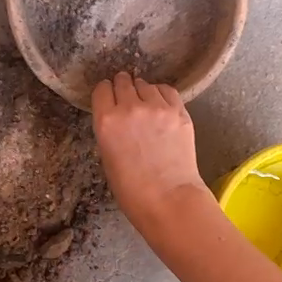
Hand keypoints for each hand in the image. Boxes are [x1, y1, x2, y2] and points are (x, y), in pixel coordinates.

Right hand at [91, 73, 211, 232]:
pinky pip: (167, 91)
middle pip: (123, 81)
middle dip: (123, 87)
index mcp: (106, 121)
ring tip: (146, 107)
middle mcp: (129, 108)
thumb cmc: (132, 189)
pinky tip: (161, 107)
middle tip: (127, 99)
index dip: (105, 93)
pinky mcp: (179, 111)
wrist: (168, 199)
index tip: (109, 97)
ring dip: (143, 92)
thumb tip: (117, 117)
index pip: (102, 89)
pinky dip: (161, 95)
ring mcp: (157, 107)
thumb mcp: (107, 157)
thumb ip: (109, 130)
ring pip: (145, 84)